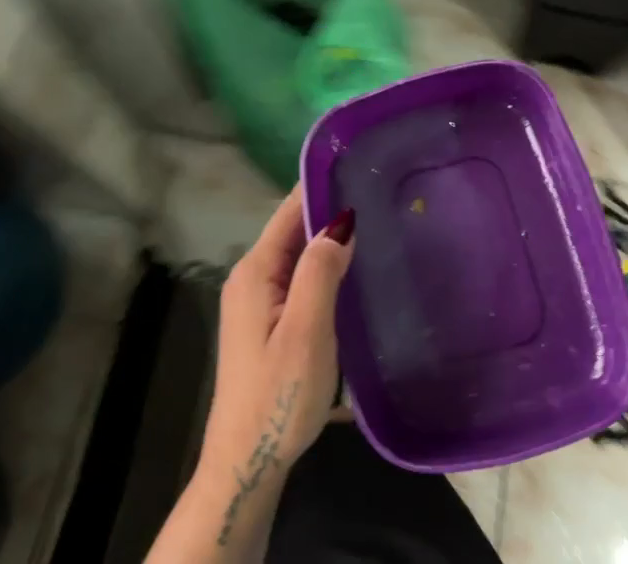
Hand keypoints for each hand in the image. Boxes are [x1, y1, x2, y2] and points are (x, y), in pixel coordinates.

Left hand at [196, 186, 354, 543]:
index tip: (359, 165)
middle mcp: (251, 279)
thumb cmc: (278, 396)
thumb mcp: (306, 331)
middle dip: (330, 211)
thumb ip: (320, 272)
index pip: (289, 212)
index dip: (321, 186)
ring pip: (297, 257)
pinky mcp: (267, 325)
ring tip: (377, 227)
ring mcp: (257, 303)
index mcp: (255, 273)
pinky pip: (299, 280)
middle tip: (381, 194)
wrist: (246, 462)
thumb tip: (341, 220)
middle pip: (293, 231)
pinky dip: (325, 269)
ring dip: (330, 242)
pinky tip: (355, 274)